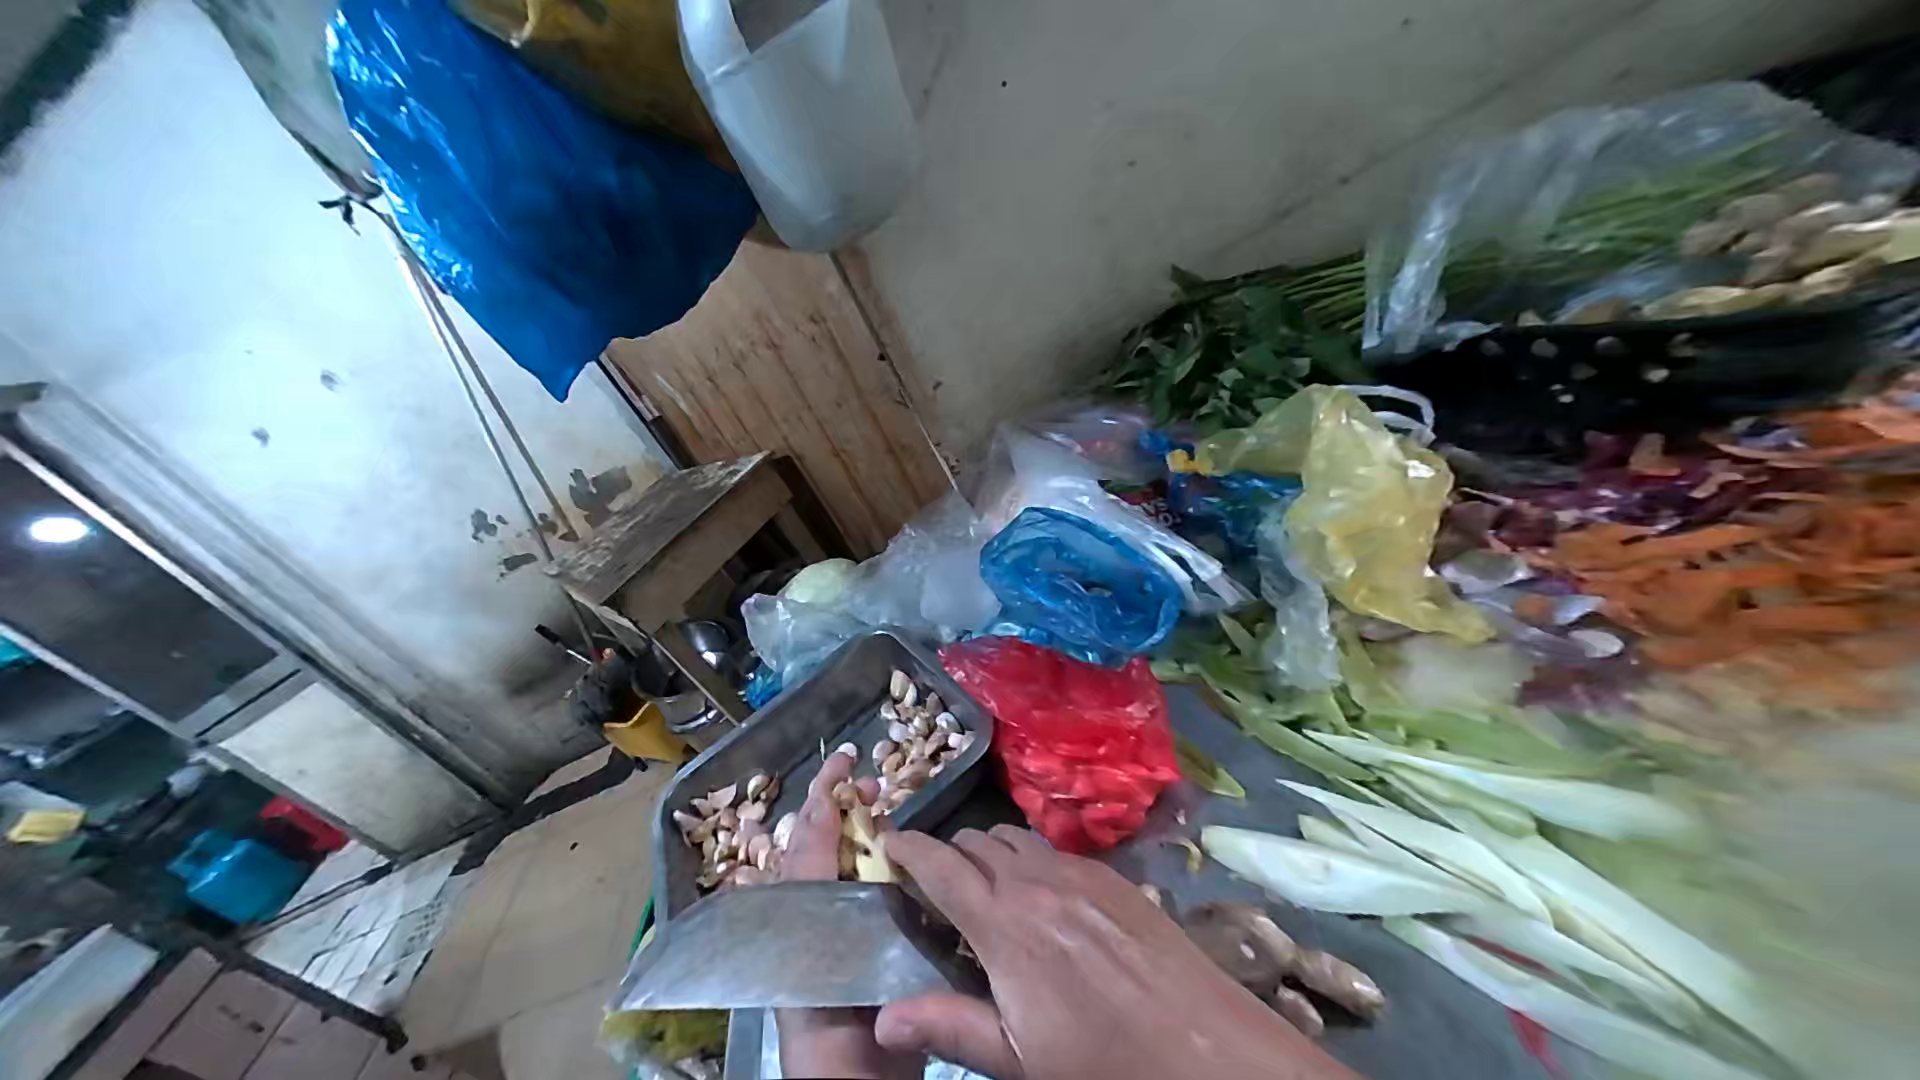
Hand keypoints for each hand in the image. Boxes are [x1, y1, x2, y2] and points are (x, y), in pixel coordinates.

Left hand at [774, 749, 919, 1078]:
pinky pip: (890, 888)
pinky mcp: (885, 941)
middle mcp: (824, 905)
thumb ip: (808, 871)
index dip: (824, 791)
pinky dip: (898, 861)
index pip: (809, 833)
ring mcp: (854, 922)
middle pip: (835, 839)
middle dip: (849, 803)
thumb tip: (817, 804)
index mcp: (799, 902)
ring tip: (888, 806)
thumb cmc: (821, 1015)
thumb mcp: (805, 934)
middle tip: (873, 783)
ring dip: (872, 827)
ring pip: (861, 859)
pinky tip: (915, 852)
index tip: (845, 758)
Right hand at [875, 826, 1364, 1079]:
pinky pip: (1050, 848)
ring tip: (984, 885)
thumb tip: (882, 1019)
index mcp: (1005, 923)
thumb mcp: (1020, 1057)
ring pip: (1011, 836)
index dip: (909, 847)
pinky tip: (1039, 896)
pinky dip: (1026, 858)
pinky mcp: (1107, 872)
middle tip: (936, 883)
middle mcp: (1035, 880)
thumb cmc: (1102, 1058)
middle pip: (974, 840)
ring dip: (987, 851)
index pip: (941, 865)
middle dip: (946, 852)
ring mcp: (1075, 870)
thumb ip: (949, 1026)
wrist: (1203, 1044)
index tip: (888, 842)